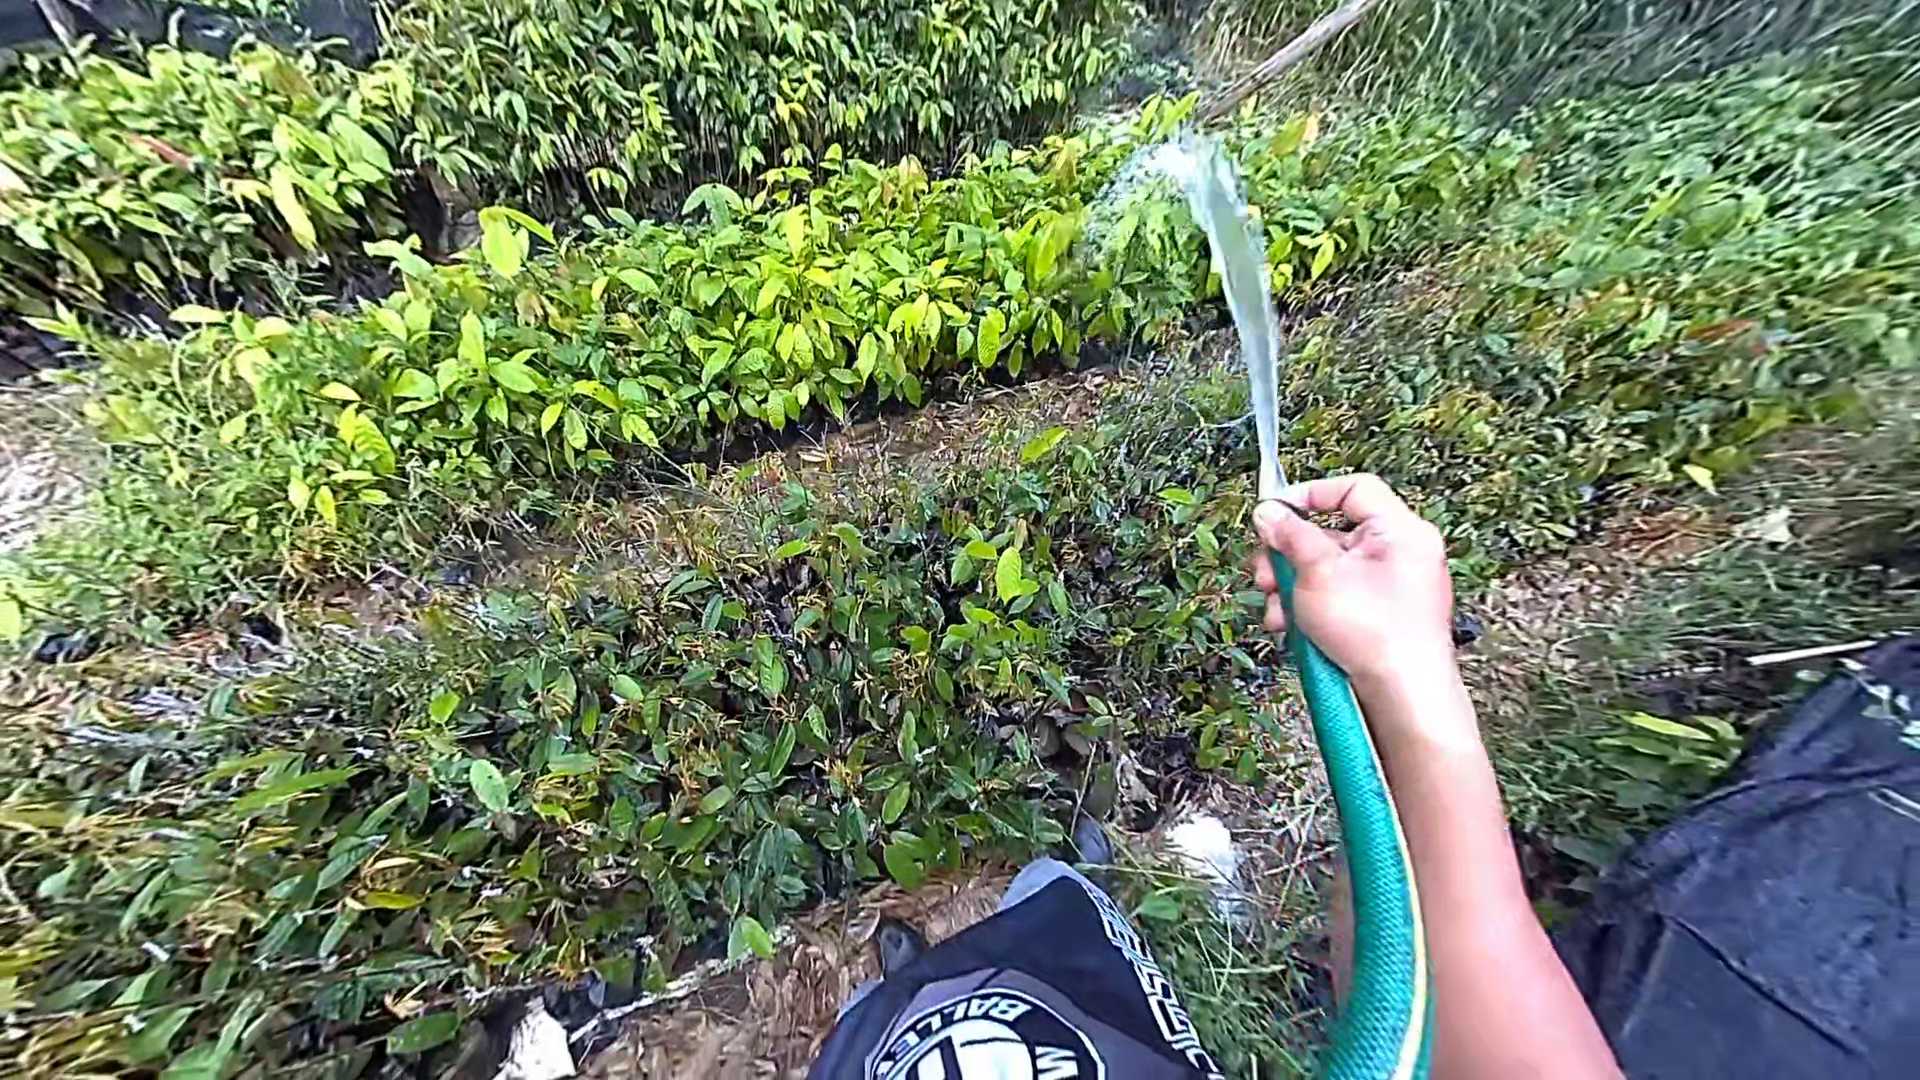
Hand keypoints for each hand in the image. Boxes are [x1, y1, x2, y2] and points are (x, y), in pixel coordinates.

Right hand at [1249, 473, 1457, 692]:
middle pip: (1327, 532)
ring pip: (1320, 567)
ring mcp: (1384, 583)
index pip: (1352, 488)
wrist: (1401, 694)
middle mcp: (1396, 552)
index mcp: (1398, 531)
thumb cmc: (1373, 631)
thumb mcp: (1318, 571)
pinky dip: (1303, 606)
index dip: (1308, 494)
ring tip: (1274, 608)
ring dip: (1287, 586)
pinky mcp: (1372, 610)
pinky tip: (1287, 624)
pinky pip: (1328, 593)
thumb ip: (1290, 535)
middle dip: (1286, 555)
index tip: (1274, 513)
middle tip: (1265, 573)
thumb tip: (1268, 511)